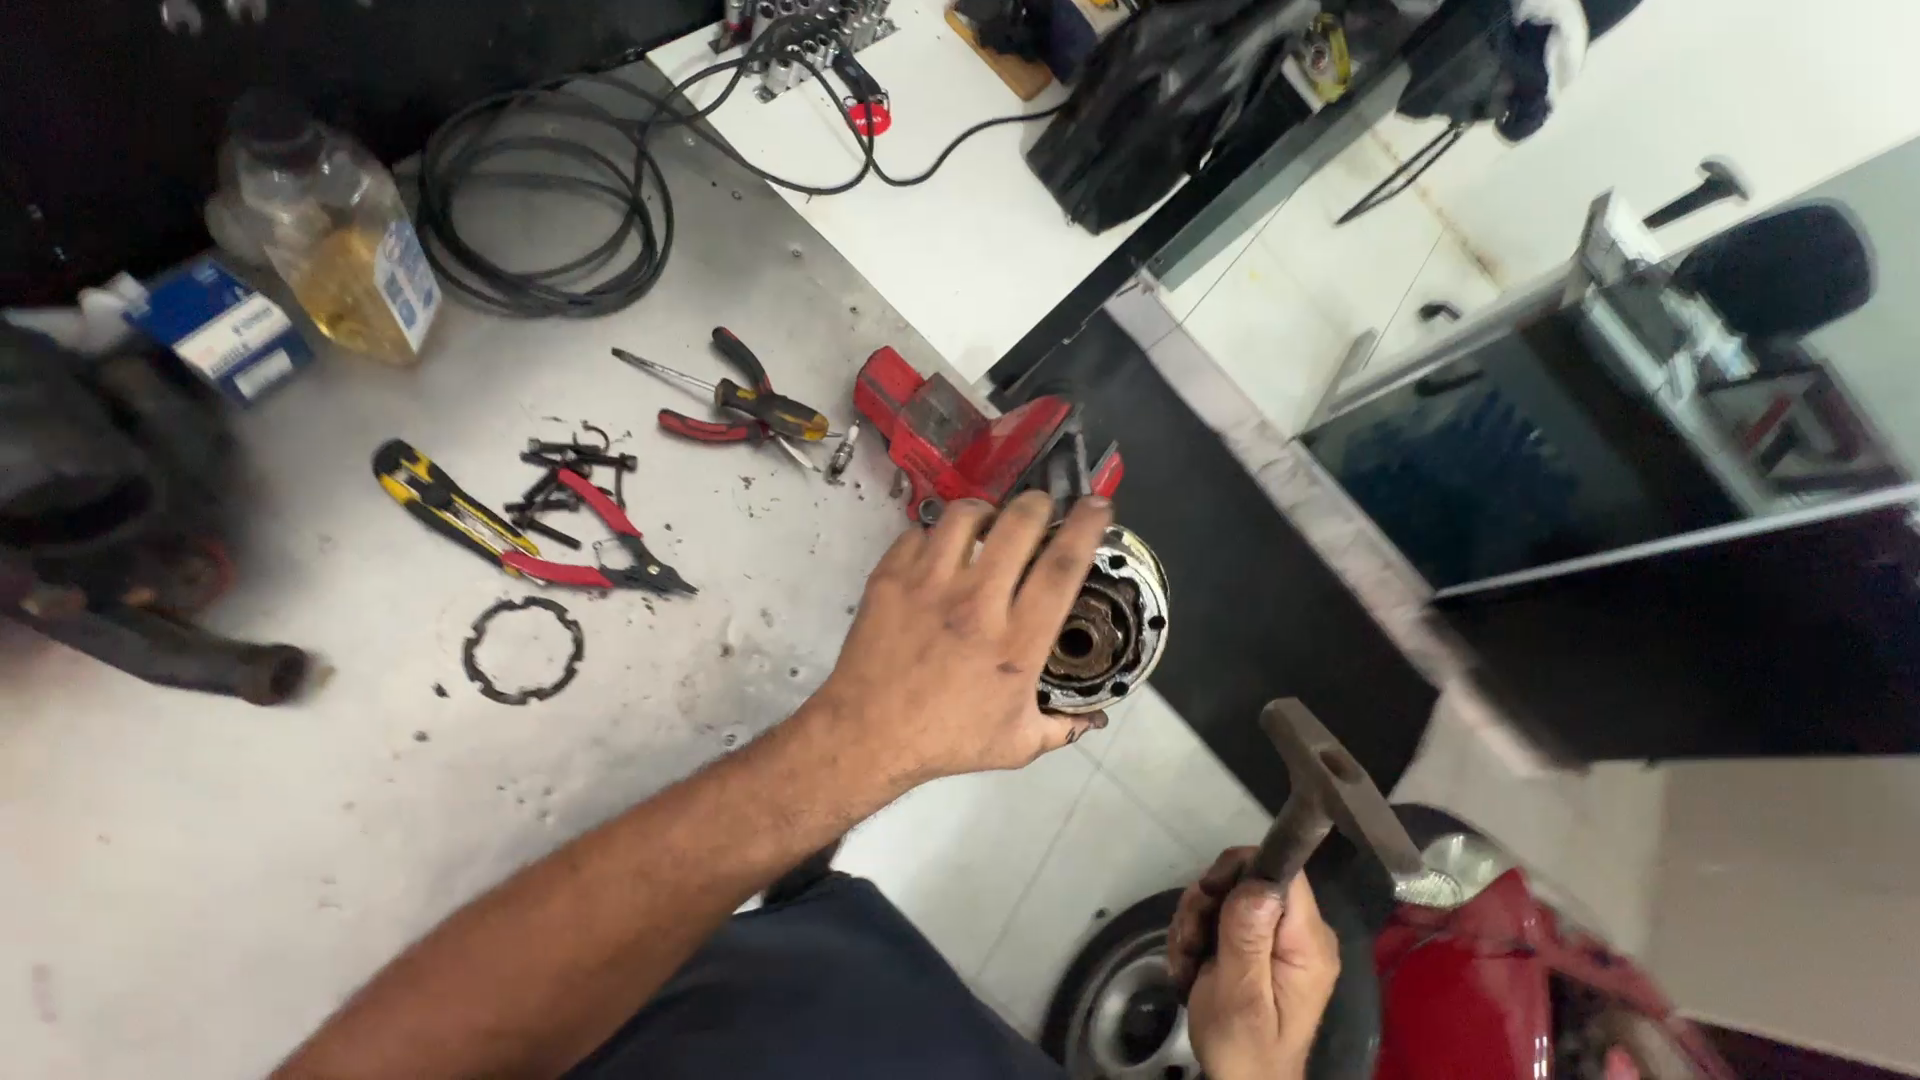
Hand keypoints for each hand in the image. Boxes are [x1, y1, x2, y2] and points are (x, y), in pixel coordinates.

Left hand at [807, 491, 1112, 788]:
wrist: (866, 736)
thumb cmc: (945, 741)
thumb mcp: (1017, 744)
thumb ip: (1062, 727)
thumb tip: (1095, 717)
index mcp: (1017, 641)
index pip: (1062, 567)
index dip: (1086, 527)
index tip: (1098, 506)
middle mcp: (977, 604)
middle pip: (1018, 523)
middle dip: (1039, 504)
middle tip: (1042, 509)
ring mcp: (929, 586)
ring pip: (965, 516)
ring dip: (985, 511)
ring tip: (988, 522)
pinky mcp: (890, 579)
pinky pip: (918, 533)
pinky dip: (934, 535)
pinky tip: (939, 551)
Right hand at [1168, 847, 1340, 1079]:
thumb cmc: (1243, 1050)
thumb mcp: (1239, 996)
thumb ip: (1248, 938)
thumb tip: (1259, 883)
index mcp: (1307, 944)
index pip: (1283, 872)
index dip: (1241, 869)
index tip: (1208, 894)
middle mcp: (1301, 933)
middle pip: (1247, 878)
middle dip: (1207, 902)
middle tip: (1188, 941)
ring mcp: (1281, 940)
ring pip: (1228, 895)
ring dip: (1196, 921)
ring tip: (1187, 962)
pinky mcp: (1261, 947)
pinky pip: (1223, 915)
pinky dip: (1198, 934)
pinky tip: (1191, 966)